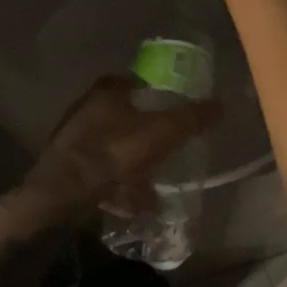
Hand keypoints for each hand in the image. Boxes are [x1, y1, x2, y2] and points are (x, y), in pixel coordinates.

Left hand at [22, 75, 220, 217]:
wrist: (66, 190)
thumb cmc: (114, 151)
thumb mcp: (162, 132)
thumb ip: (191, 118)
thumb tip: (221, 105)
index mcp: (106, 93)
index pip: (130, 83)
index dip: (150, 94)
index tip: (168, 111)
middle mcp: (85, 111)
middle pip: (120, 117)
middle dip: (141, 133)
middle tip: (163, 149)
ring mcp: (73, 141)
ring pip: (110, 148)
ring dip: (129, 164)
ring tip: (152, 183)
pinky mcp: (68, 169)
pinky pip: (100, 174)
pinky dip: (116, 185)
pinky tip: (132, 203)